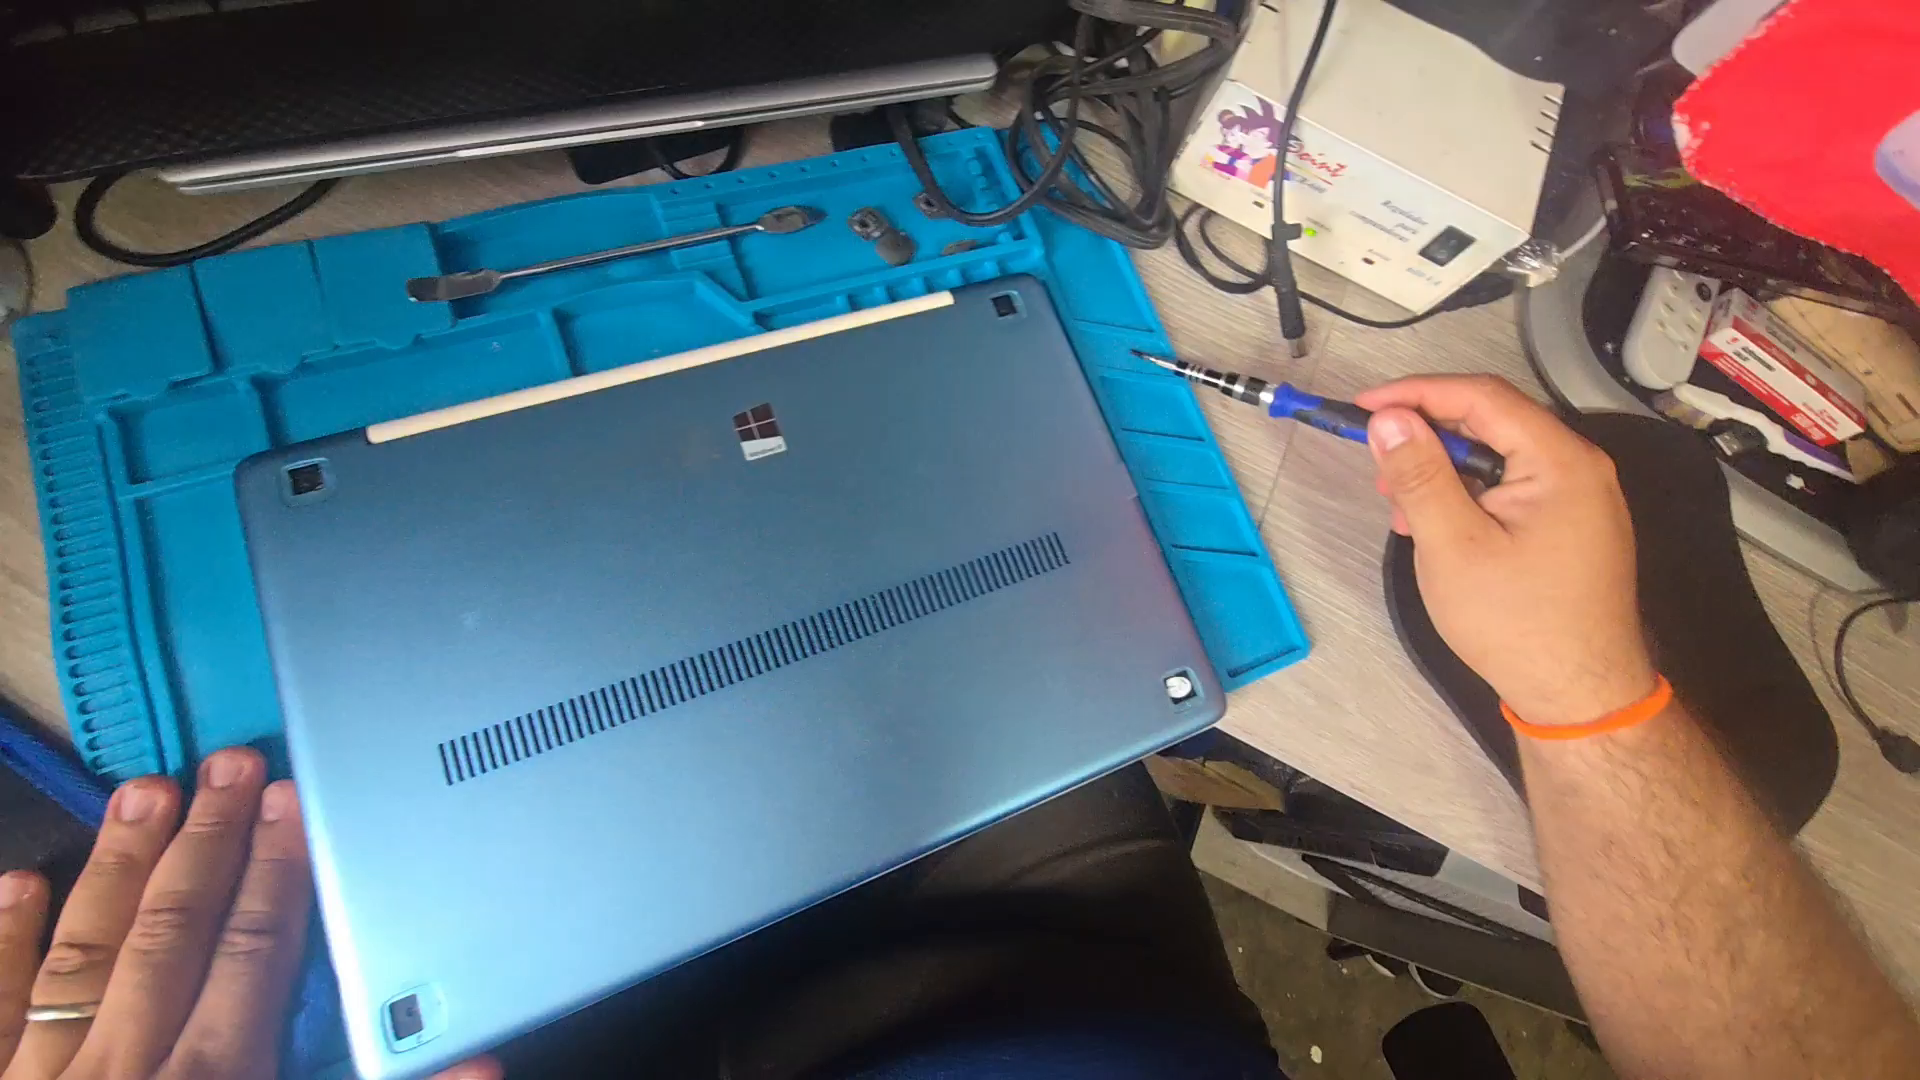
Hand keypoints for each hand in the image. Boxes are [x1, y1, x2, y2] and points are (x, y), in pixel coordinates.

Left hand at [0, 748, 500, 1079]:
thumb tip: (490, 1059)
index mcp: (215, 1073)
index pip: (256, 942)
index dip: (278, 864)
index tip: (287, 797)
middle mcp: (124, 1065)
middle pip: (173, 928)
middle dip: (204, 839)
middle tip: (221, 763)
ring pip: (79, 954)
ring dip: (113, 868)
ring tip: (140, 792)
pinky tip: (15, 885)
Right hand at [1355, 375, 1658, 726]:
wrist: (1574, 690)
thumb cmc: (1511, 618)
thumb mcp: (1452, 543)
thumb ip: (1419, 474)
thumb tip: (1388, 418)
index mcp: (1559, 461)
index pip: (1481, 397)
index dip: (1415, 393)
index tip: (1361, 406)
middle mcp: (1575, 467)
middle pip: (1489, 422)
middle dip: (1424, 436)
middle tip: (1377, 470)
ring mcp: (1573, 497)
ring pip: (1491, 456)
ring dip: (1437, 470)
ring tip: (1400, 508)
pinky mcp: (1562, 524)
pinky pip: (1502, 487)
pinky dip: (1459, 494)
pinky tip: (1432, 526)